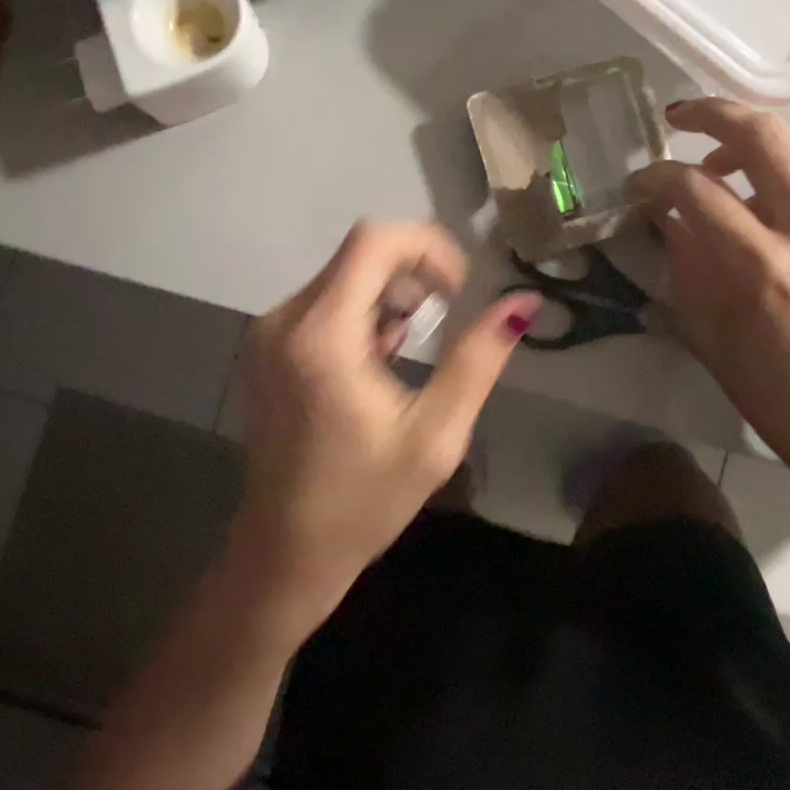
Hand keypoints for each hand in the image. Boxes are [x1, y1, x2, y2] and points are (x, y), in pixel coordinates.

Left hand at [230, 220, 539, 632]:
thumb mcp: (435, 435)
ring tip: (409, 351)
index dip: (428, 247)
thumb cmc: (364, 500)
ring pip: (342, 275)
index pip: (374, 240)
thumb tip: (523, 300)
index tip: (458, 291)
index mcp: (322, 336)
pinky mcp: (266, 346)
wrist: (285, 549)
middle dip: (412, 274)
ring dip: (387, 294)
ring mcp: (268, 332)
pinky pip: (322, 301)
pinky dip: (360, 313)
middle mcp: (285, 319)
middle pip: (359, 254)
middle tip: (442, 323)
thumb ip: (477, 360)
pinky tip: (378, 362)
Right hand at [629, 99, 789, 508]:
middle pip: (762, 135)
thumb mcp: (708, 335)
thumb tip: (668, 217)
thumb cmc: (775, 396)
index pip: (695, 188)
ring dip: (755, 141)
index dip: (656, 176)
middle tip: (679, 118)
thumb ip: (686, 265)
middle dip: (711, 113)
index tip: (639, 184)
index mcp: (760, 266)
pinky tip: (771, 204)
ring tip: (725, 166)